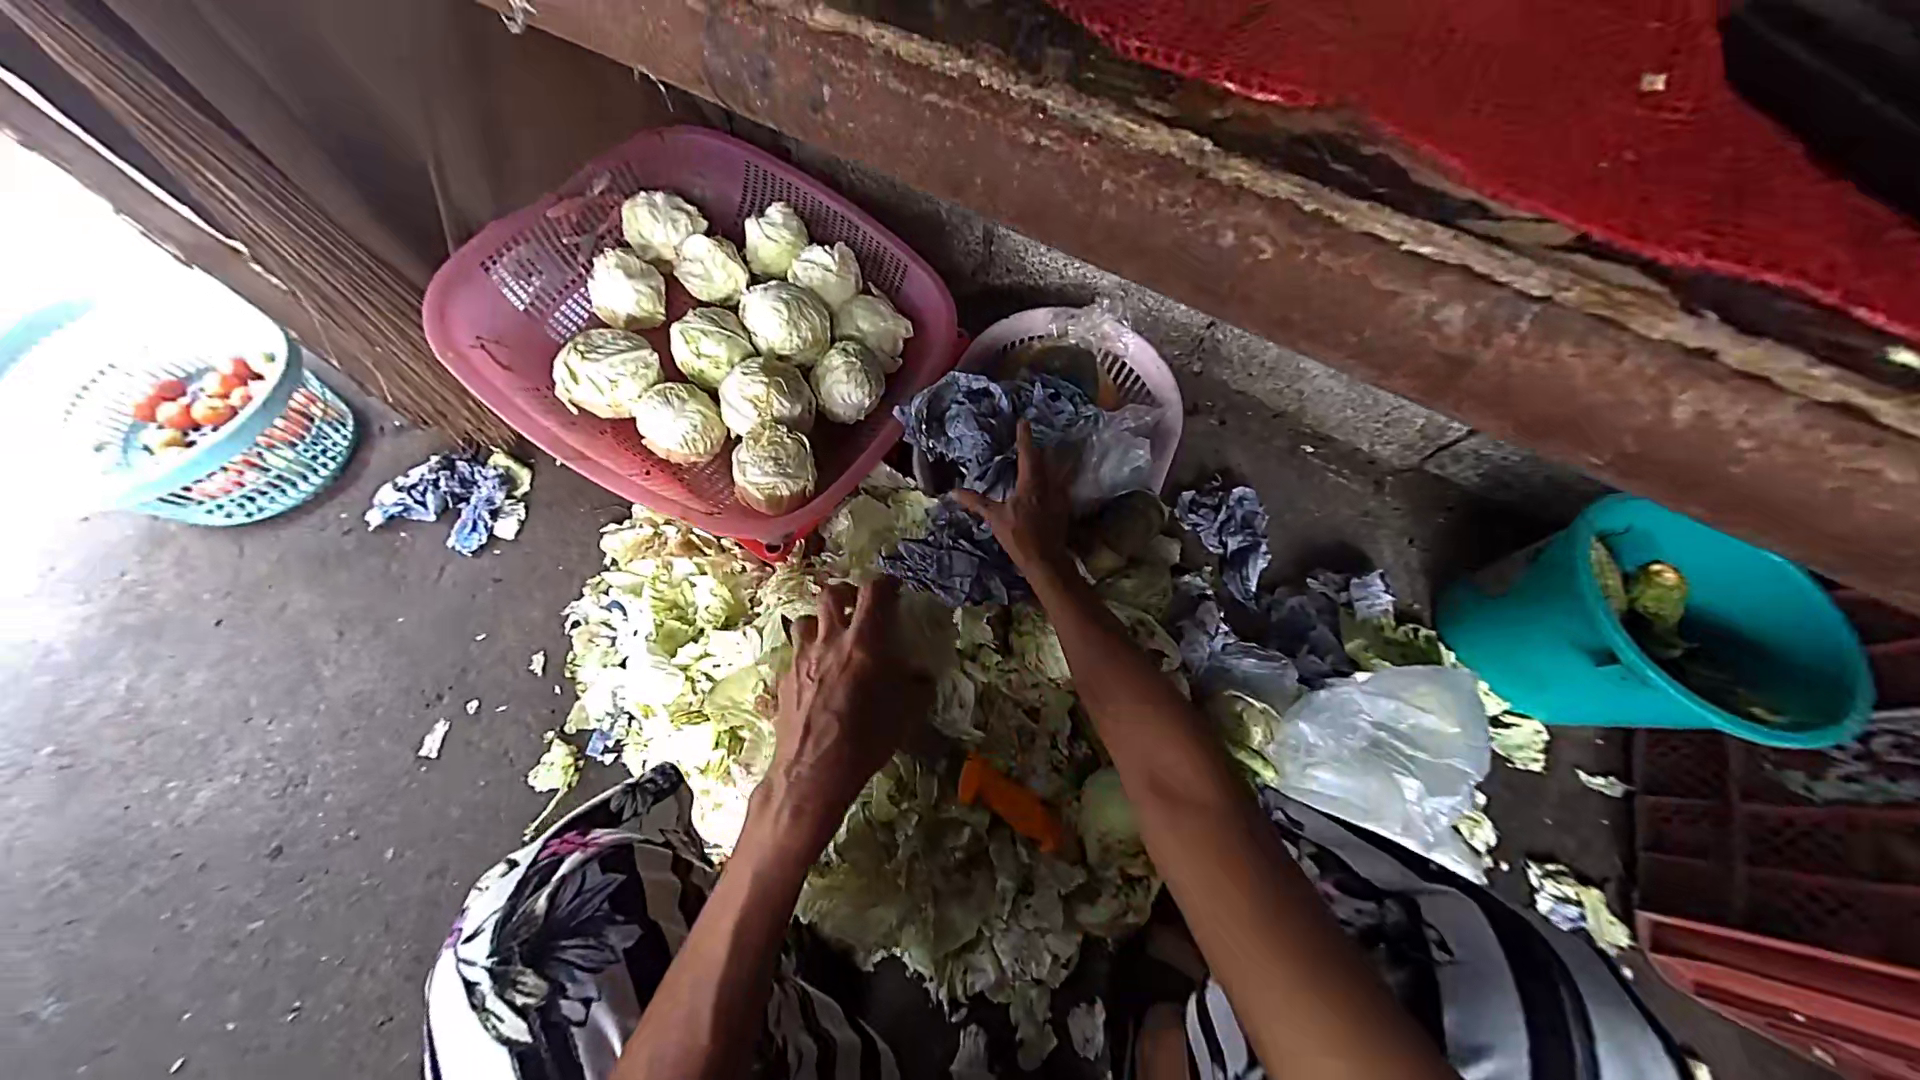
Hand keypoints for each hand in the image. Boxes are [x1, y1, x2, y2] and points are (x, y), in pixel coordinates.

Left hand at [764, 578, 927, 843]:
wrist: (814, 770)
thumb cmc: (868, 738)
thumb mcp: (908, 712)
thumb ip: (916, 685)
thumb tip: (920, 677)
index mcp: (866, 641)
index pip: (874, 592)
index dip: (885, 583)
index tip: (893, 588)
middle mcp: (831, 640)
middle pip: (831, 594)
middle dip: (846, 592)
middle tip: (857, 605)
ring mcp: (802, 657)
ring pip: (806, 619)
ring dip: (821, 621)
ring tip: (832, 635)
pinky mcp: (784, 677)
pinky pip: (795, 652)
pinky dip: (808, 653)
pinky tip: (816, 672)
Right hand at [952, 420, 1072, 580]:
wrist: (1046, 560)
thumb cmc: (1019, 538)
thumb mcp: (995, 519)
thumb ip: (976, 502)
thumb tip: (953, 492)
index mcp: (1030, 484)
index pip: (1028, 453)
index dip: (1025, 437)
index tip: (1023, 421)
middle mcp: (1048, 484)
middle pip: (1046, 458)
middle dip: (1039, 446)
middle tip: (1032, 437)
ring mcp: (1060, 495)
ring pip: (1057, 469)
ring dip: (1051, 459)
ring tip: (1046, 451)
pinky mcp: (1065, 507)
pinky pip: (1062, 484)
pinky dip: (1057, 476)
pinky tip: (1053, 479)